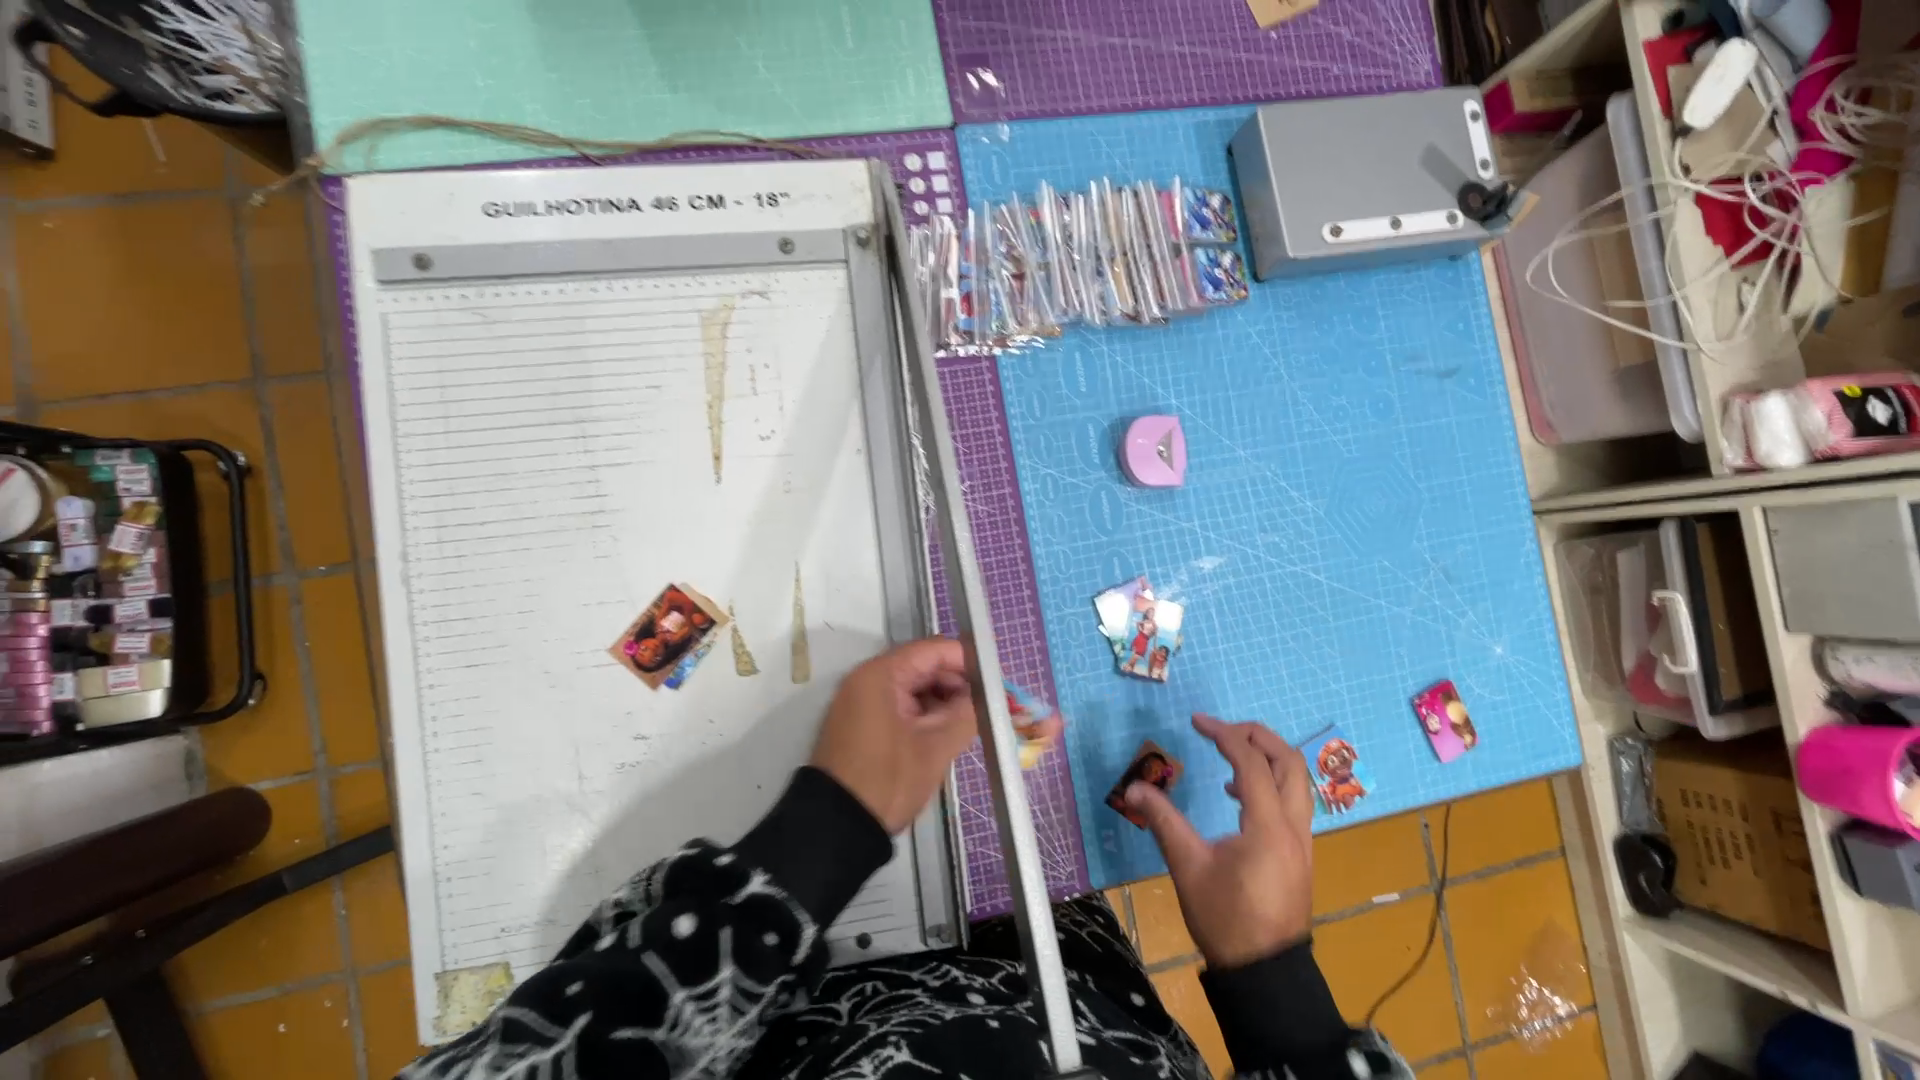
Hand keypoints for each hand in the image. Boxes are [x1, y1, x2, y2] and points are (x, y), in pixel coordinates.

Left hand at [812, 638, 979, 834]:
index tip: (997, 682)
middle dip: (957, 683)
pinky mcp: (861, 722)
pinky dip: (924, 714)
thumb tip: (988, 695)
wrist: (838, 826)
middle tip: (989, 706)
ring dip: (943, 700)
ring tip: (971, 723)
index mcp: (881, 674)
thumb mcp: (935, 747)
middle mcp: (867, 678)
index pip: (934, 650)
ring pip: (913, 687)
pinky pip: (900, 705)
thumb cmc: (888, 781)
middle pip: (923, 666)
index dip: (969, 661)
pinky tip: (946, 732)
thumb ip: (967, 713)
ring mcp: (861, 700)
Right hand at [1126, 713, 1314, 968]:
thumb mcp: (1187, 867)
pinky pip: (1294, 801)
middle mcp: (1294, 826)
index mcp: (1268, 826)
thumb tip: (1133, 787)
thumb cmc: (1225, 919)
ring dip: (1267, 757)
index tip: (1197, 721)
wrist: (1264, 972)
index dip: (1224, 735)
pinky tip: (1237, 796)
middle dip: (1256, 736)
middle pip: (1289, 761)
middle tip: (1221, 729)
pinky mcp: (1300, 853)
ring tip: (1228, 755)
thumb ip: (1164, 821)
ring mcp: (1303, 841)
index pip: (1251, 762)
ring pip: (1297, 781)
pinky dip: (1271, 783)